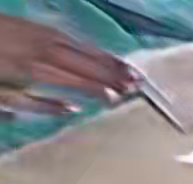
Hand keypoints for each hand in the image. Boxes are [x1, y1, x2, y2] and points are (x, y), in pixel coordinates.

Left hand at [0, 14, 135, 115]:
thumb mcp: (2, 96)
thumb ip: (37, 105)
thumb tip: (74, 110)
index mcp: (24, 69)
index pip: (73, 80)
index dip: (98, 90)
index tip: (119, 100)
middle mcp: (28, 48)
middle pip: (77, 61)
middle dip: (110, 73)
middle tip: (139, 85)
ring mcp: (22, 32)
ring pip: (71, 45)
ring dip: (103, 58)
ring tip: (131, 71)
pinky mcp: (17, 23)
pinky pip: (55, 32)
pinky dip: (80, 44)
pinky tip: (97, 52)